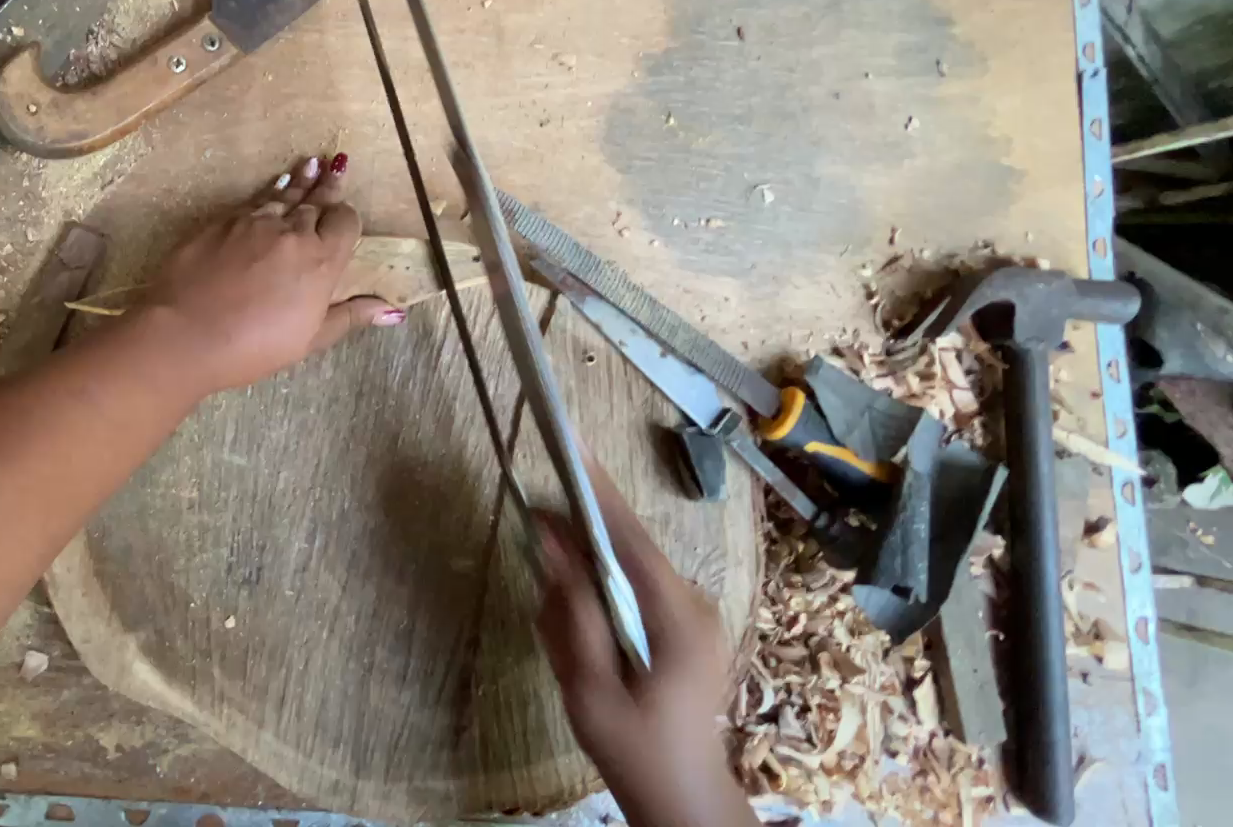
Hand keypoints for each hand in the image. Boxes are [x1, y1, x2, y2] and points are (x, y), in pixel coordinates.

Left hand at [137, 153, 404, 393]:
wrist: (186, 334)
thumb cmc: (254, 346)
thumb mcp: (311, 339)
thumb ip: (351, 316)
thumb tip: (395, 312)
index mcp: (321, 261)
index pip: (344, 223)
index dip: (346, 219)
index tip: (344, 219)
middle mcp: (292, 232)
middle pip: (316, 202)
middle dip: (328, 188)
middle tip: (338, 166)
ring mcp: (254, 222)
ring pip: (285, 195)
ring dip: (301, 180)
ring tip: (313, 164)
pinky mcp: (221, 222)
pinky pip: (254, 200)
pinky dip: (269, 191)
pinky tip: (274, 185)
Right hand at [533, 483, 755, 825]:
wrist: (685, 801)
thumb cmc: (636, 750)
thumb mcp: (590, 685)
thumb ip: (572, 609)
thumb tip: (549, 540)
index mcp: (677, 614)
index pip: (628, 533)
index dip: (596, 487)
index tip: (568, 442)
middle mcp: (690, 601)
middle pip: (621, 547)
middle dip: (573, 552)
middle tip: (541, 584)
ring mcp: (689, 611)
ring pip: (619, 570)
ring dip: (581, 590)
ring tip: (569, 649)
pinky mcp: (679, 621)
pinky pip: (626, 592)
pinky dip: (594, 603)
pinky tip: (584, 648)